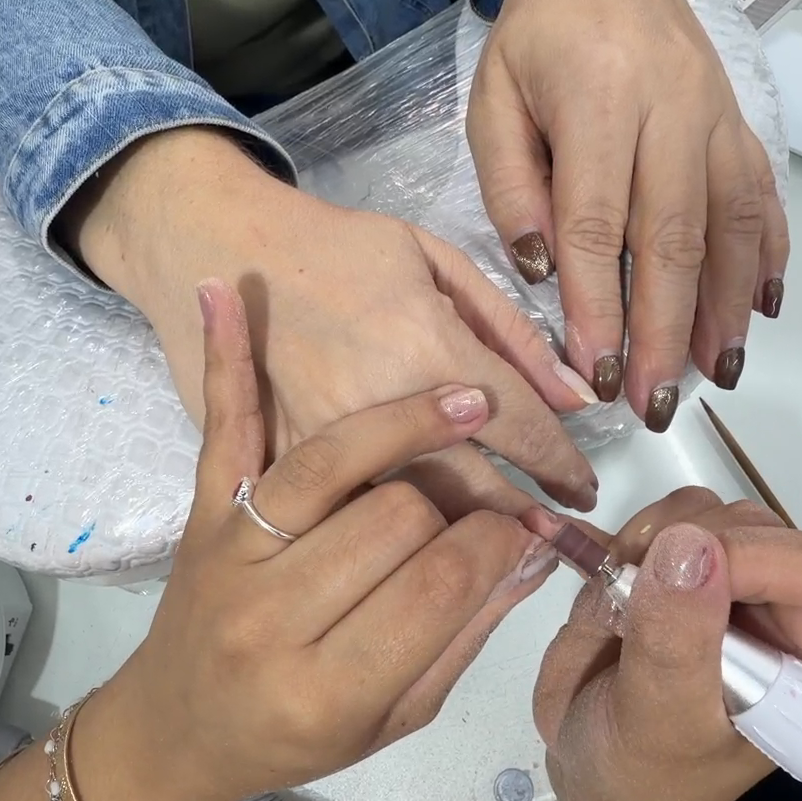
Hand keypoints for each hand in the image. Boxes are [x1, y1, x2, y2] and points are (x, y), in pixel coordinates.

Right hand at [65, 128, 598, 515]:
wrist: (219, 245)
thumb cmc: (336, 247)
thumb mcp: (433, 259)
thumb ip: (509, 330)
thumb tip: (575, 394)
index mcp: (425, 350)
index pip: (521, 431)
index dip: (564, 467)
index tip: (582, 491)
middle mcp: (380, 412)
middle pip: (474, 496)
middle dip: (523, 524)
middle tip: (551, 537)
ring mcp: (324, 452)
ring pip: (411, 528)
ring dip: (462, 547)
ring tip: (498, 555)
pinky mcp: (277, 473)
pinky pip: (346, 525)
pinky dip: (387, 540)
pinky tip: (416, 553)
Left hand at [73, 279, 559, 800]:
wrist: (174, 731)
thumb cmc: (292, 742)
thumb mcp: (392, 721)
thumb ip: (462, 640)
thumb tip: (536, 557)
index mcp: (328, 688)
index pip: (444, 583)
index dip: (506, 541)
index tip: (543, 521)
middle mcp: (271, 614)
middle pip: (400, 516)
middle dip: (471, 498)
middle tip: (506, 491)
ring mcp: (229, 551)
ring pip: (336, 463)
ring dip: (408, 420)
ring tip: (469, 399)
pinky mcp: (200, 512)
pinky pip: (221, 429)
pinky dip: (225, 359)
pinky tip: (227, 292)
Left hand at [472, 0, 789, 429]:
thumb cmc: (534, 41)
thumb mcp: (493, 105)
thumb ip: (512, 187)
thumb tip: (544, 270)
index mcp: (598, 100)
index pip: (597, 224)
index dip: (599, 306)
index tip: (597, 372)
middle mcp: (673, 108)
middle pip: (674, 238)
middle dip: (665, 331)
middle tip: (653, 404)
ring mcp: (717, 115)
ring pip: (731, 224)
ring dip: (724, 309)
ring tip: (716, 376)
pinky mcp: (738, 122)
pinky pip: (762, 194)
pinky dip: (765, 256)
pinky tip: (761, 309)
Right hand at [531, 488, 801, 800]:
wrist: (593, 773)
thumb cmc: (640, 773)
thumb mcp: (659, 724)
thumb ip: (676, 644)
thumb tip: (689, 546)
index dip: (754, 557)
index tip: (674, 575)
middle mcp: (767, 613)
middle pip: (755, 527)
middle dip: (685, 544)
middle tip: (628, 594)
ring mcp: (712, 585)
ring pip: (700, 511)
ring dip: (645, 539)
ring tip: (611, 599)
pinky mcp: (662, 570)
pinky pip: (653, 520)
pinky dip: (618, 537)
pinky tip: (599, 577)